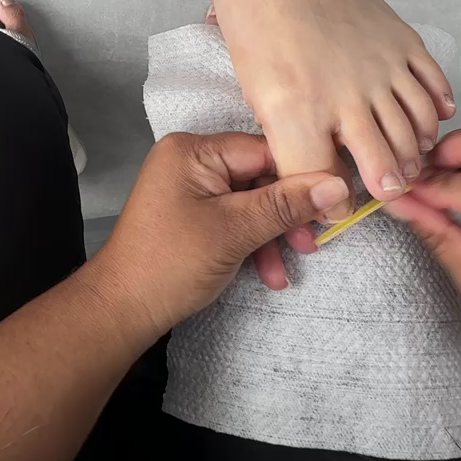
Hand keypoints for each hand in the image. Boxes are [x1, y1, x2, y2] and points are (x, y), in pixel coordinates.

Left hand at [90, 132, 349, 334]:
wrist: (122, 310)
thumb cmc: (172, 262)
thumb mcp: (234, 231)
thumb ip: (286, 205)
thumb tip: (338, 185)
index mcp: (193, 150)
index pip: (262, 150)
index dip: (301, 175)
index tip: (335, 203)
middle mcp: (192, 159)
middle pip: (259, 176)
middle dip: (286, 213)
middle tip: (311, 243)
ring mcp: (192, 186)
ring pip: (251, 201)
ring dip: (273, 234)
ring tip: (291, 266)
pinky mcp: (194, 213)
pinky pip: (235, 217)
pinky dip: (254, 242)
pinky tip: (270, 274)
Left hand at [207, 0, 454, 211]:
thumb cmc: (255, 29)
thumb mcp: (256, 96)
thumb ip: (288, 140)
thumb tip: (316, 175)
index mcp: (298, 113)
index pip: (325, 181)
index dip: (333, 205)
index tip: (340, 206)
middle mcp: (346, 96)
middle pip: (385, 161)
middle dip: (390, 184)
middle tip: (391, 189)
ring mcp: (379, 67)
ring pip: (415, 128)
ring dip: (416, 152)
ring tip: (412, 162)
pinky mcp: (400, 40)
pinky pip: (432, 84)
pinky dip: (438, 108)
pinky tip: (436, 119)